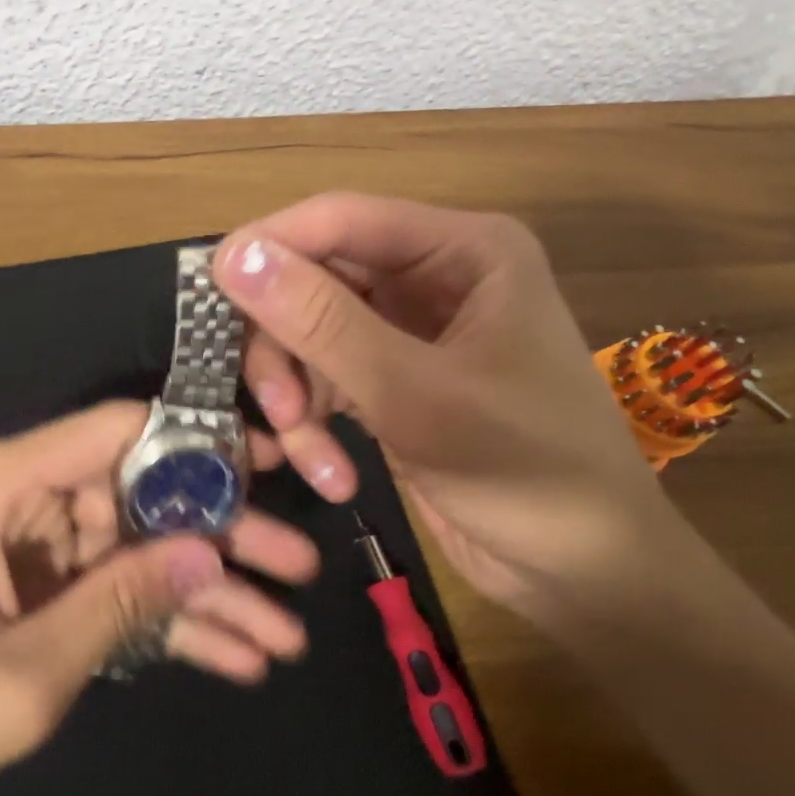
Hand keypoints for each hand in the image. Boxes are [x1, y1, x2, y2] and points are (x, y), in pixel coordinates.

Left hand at [0, 401, 318, 795]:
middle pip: (136, 496)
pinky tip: (231, 660)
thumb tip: (211, 552)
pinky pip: (103, 595)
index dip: (198, 438)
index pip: (116, 429)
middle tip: (301, 569)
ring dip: (201, 596)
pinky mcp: (22, 593)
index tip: (274, 458)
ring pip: (130, 552)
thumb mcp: (28, 670)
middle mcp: (13, 496)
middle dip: (218, 539)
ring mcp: (19, 547)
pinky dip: (157, 627)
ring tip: (284, 635)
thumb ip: (123, 602)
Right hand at [212, 193, 689, 635]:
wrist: (588, 576)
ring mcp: (410, 332)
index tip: (207, 295)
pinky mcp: (394, 382)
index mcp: (462, 250)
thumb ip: (322, 322)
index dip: (268, 247)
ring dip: (297, 396)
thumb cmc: (527, 472)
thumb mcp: (417, 394)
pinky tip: (331, 476)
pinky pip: (325, 379)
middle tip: (276, 410)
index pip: (339, 219)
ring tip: (311, 460)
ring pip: (309, 334)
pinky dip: (315, 425)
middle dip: (285, 346)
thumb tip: (231, 256)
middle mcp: (432, 277)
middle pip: (314, 279)